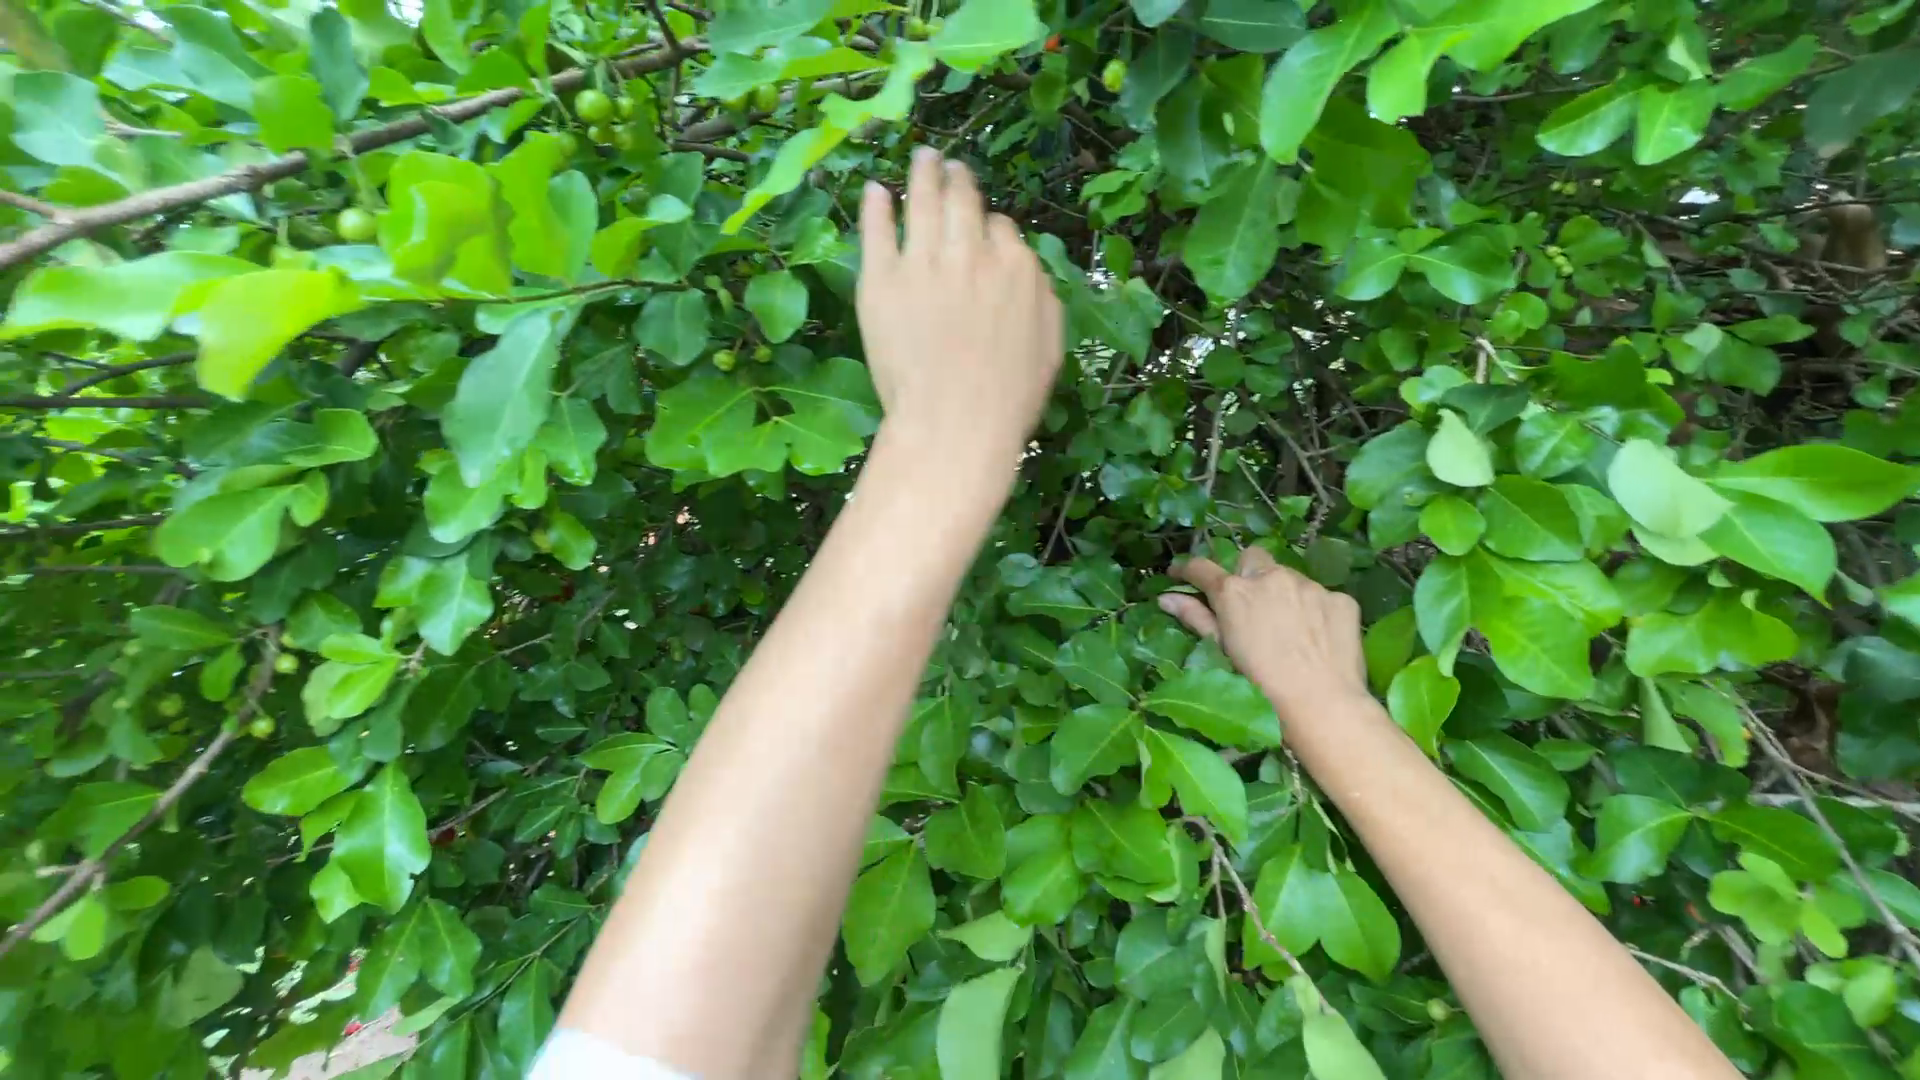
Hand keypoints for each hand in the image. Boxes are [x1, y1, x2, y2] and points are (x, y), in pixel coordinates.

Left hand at [857, 147, 1063, 474]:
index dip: (990, 229)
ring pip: (921, 203)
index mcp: (1015, 269)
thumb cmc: (1008, 400)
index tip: (982, 231)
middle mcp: (970, 254)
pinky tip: (875, 190)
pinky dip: (876, 207)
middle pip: (962, 203)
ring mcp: (922, 263)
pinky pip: (876, 231)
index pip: (1001, 231)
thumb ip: (1044, 302)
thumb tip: (1031, 274)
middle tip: (948, 165)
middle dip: (957, 180)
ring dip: (921, 174)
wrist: (955, 423)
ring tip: (921, 157)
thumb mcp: (1049, 351)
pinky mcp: (881, 280)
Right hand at [1159, 545, 1372, 727]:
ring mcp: (1309, 585)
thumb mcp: (1222, 649)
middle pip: (1252, 557)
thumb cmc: (1260, 683)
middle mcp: (1270, 577)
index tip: (1180, 573)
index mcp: (1234, 591)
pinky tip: (1315, 635)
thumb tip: (1165, 597)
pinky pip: (1320, 596)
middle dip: (1247, 572)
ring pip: (1288, 576)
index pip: (1202, 568)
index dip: (1187, 569)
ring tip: (1287, 626)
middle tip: (1249, 603)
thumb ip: (1195, 617)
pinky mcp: (1340, 598)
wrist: (1322, 703)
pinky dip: (1313, 609)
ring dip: (1282, 592)